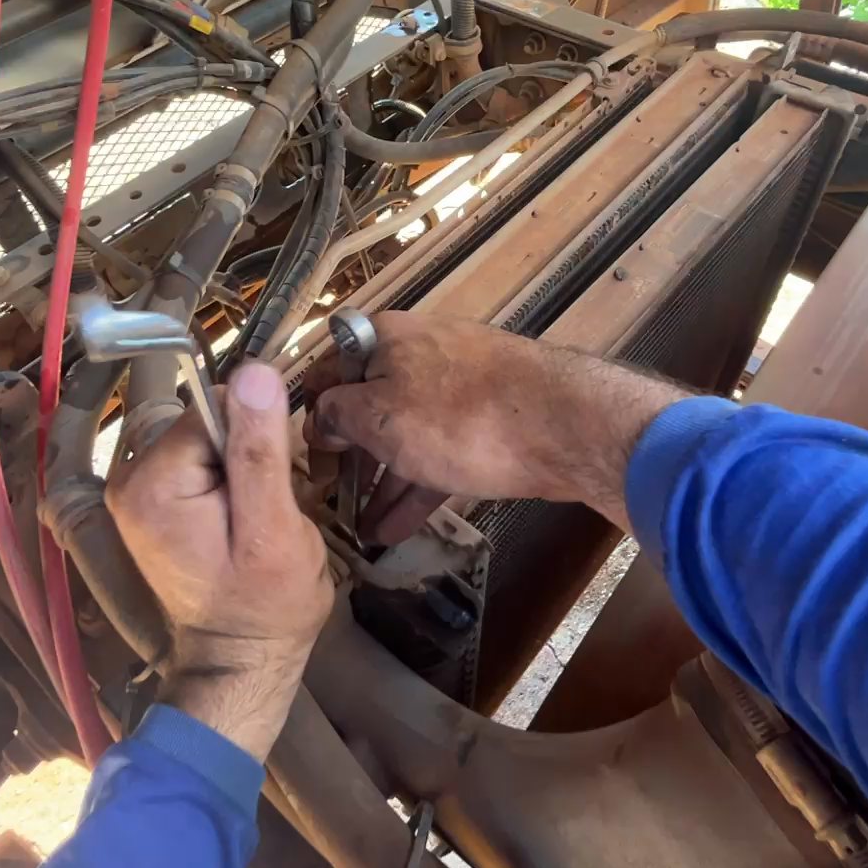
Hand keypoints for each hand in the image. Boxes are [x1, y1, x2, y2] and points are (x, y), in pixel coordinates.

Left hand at [105, 361, 331, 761]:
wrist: (242, 658)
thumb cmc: (266, 603)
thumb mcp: (273, 529)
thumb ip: (260, 451)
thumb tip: (253, 370)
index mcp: (153, 481)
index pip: (216, 408)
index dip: (258, 434)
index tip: (276, 481)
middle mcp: (130, 475)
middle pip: (210, 417)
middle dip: (251, 447)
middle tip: (270, 504)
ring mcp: (137, 486)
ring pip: (210, 432)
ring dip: (244, 461)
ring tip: (258, 512)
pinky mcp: (153, 496)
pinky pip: (203, 453)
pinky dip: (230, 473)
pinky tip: (243, 511)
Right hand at [302, 311, 687, 538]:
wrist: (562, 424)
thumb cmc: (457, 415)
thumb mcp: (379, 416)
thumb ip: (337, 413)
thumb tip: (320, 416)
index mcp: (385, 339)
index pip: (328, 370)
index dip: (311, 414)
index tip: (305, 458)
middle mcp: (418, 354)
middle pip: (368, 404)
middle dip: (349, 455)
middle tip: (330, 497)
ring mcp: (456, 387)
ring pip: (404, 433)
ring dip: (381, 479)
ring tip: (359, 526)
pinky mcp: (486, 420)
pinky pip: (438, 451)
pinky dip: (415, 486)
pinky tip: (392, 528)